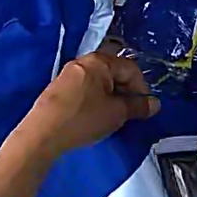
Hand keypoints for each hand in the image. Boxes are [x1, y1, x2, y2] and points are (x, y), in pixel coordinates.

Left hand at [17, 52, 158, 157]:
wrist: (42, 134)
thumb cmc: (84, 118)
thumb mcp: (117, 113)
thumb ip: (138, 106)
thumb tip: (154, 104)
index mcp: (100, 62)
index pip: (131, 69)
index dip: (142, 88)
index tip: (143, 107)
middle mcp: (83, 62)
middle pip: (114, 72)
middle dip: (126, 91)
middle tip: (130, 112)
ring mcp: (68, 74)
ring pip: (100, 82)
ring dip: (111, 96)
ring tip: (113, 115)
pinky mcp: (58, 89)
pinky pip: (86, 88)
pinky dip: (96, 99)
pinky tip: (94, 116)